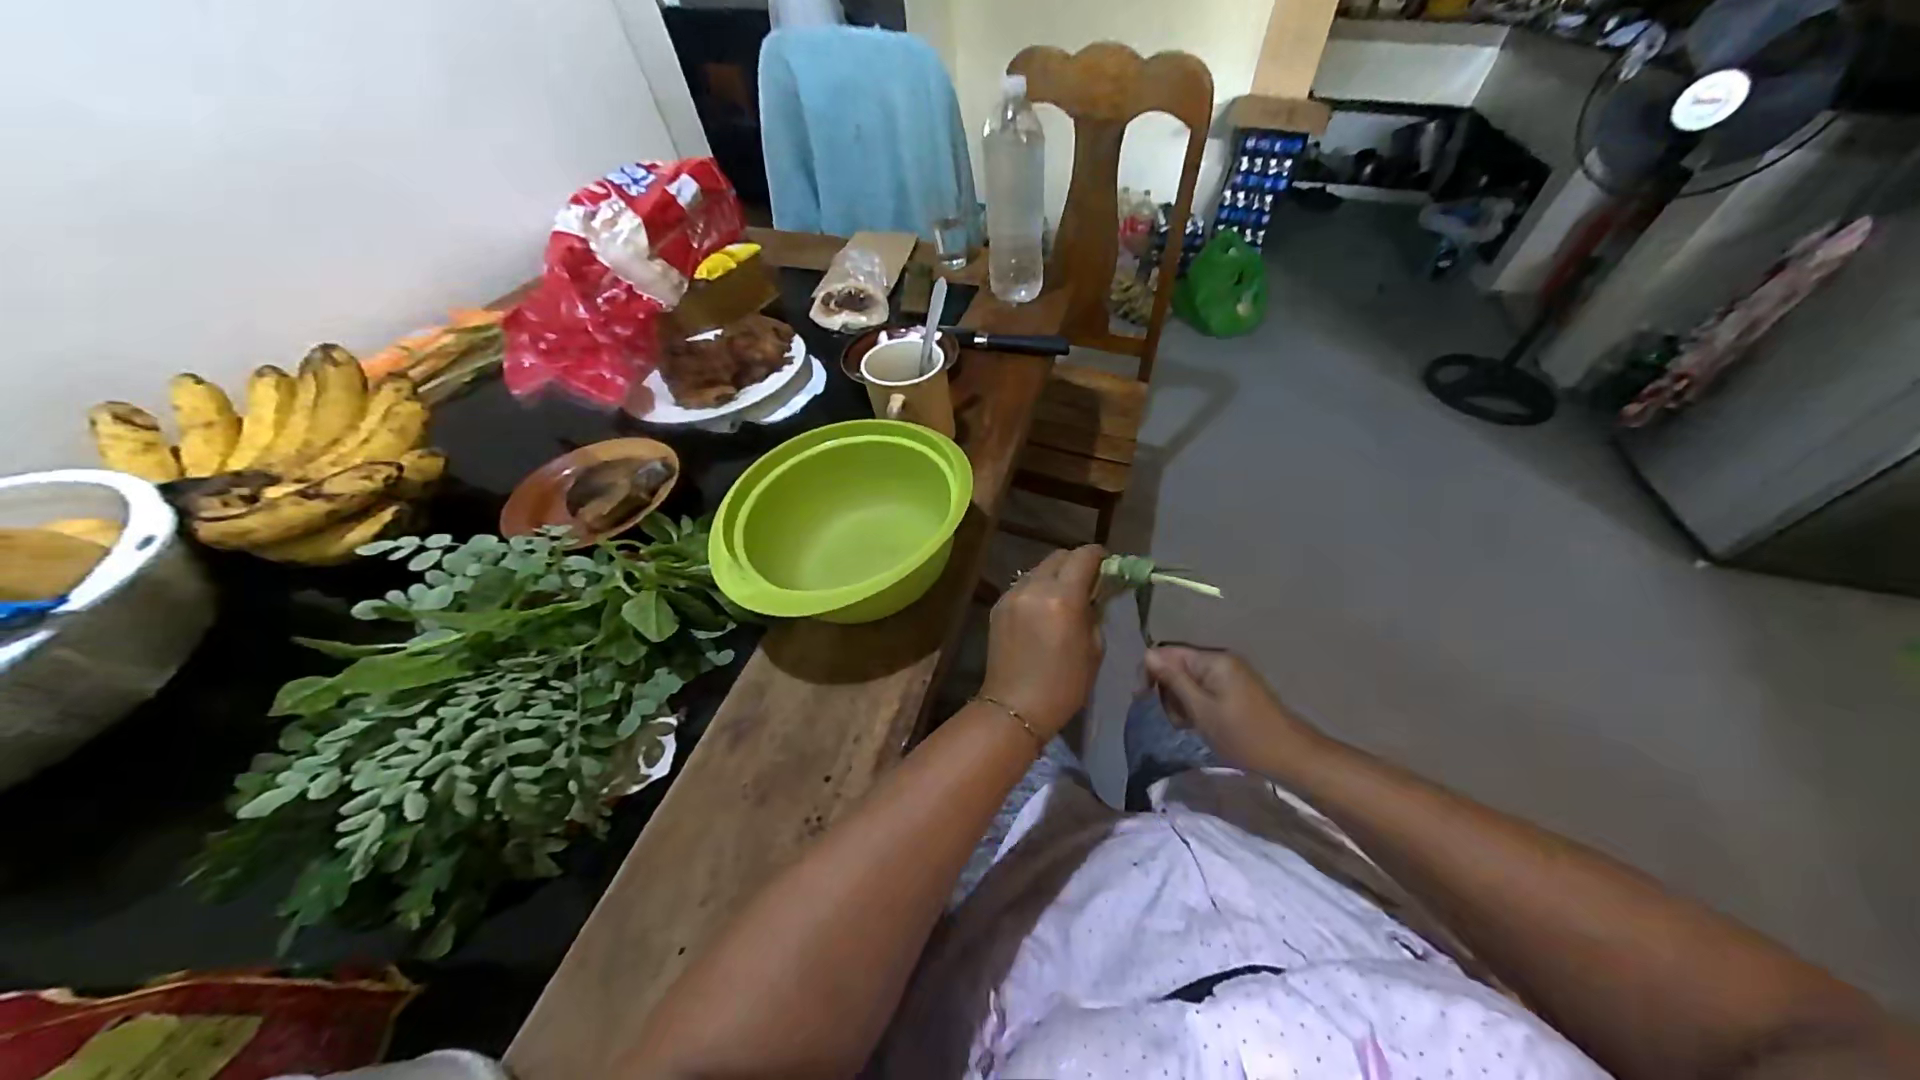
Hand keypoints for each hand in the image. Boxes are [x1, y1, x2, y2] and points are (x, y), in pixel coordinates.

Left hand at [981, 545, 1105, 737]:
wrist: (1015, 707)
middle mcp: (1034, 587)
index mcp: (1063, 597)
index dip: (1099, 556)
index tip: (1108, 566)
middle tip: (1088, 582)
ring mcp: (1012, 595)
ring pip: (1038, 570)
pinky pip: (1022, 586)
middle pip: (1059, 556)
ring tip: (1064, 597)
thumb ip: (1094, 612)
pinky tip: (1042, 611)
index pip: (1084, 556)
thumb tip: (1094, 595)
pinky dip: (1036, 590)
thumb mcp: (1094, 648)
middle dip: (1077, 563)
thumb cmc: (1064, 685)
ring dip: (1055, 576)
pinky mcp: (998, 606)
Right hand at [1143, 647, 1325, 776]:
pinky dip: (1195, 705)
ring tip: (1189, 725)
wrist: (1290, 756)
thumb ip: (1173, 680)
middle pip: (1176, 665)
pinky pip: (1203, 689)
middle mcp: (1220, 660)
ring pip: (1188, 680)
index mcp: (1213, 660)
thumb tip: (1147, 654)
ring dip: (1180, 701)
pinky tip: (1200, 724)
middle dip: (1167, 690)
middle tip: (1175, 719)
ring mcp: (1229, 674)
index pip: (1166, 652)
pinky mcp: (1234, 689)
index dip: (1150, 672)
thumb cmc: (1242, 735)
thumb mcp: (1200, 709)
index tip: (1143, 699)